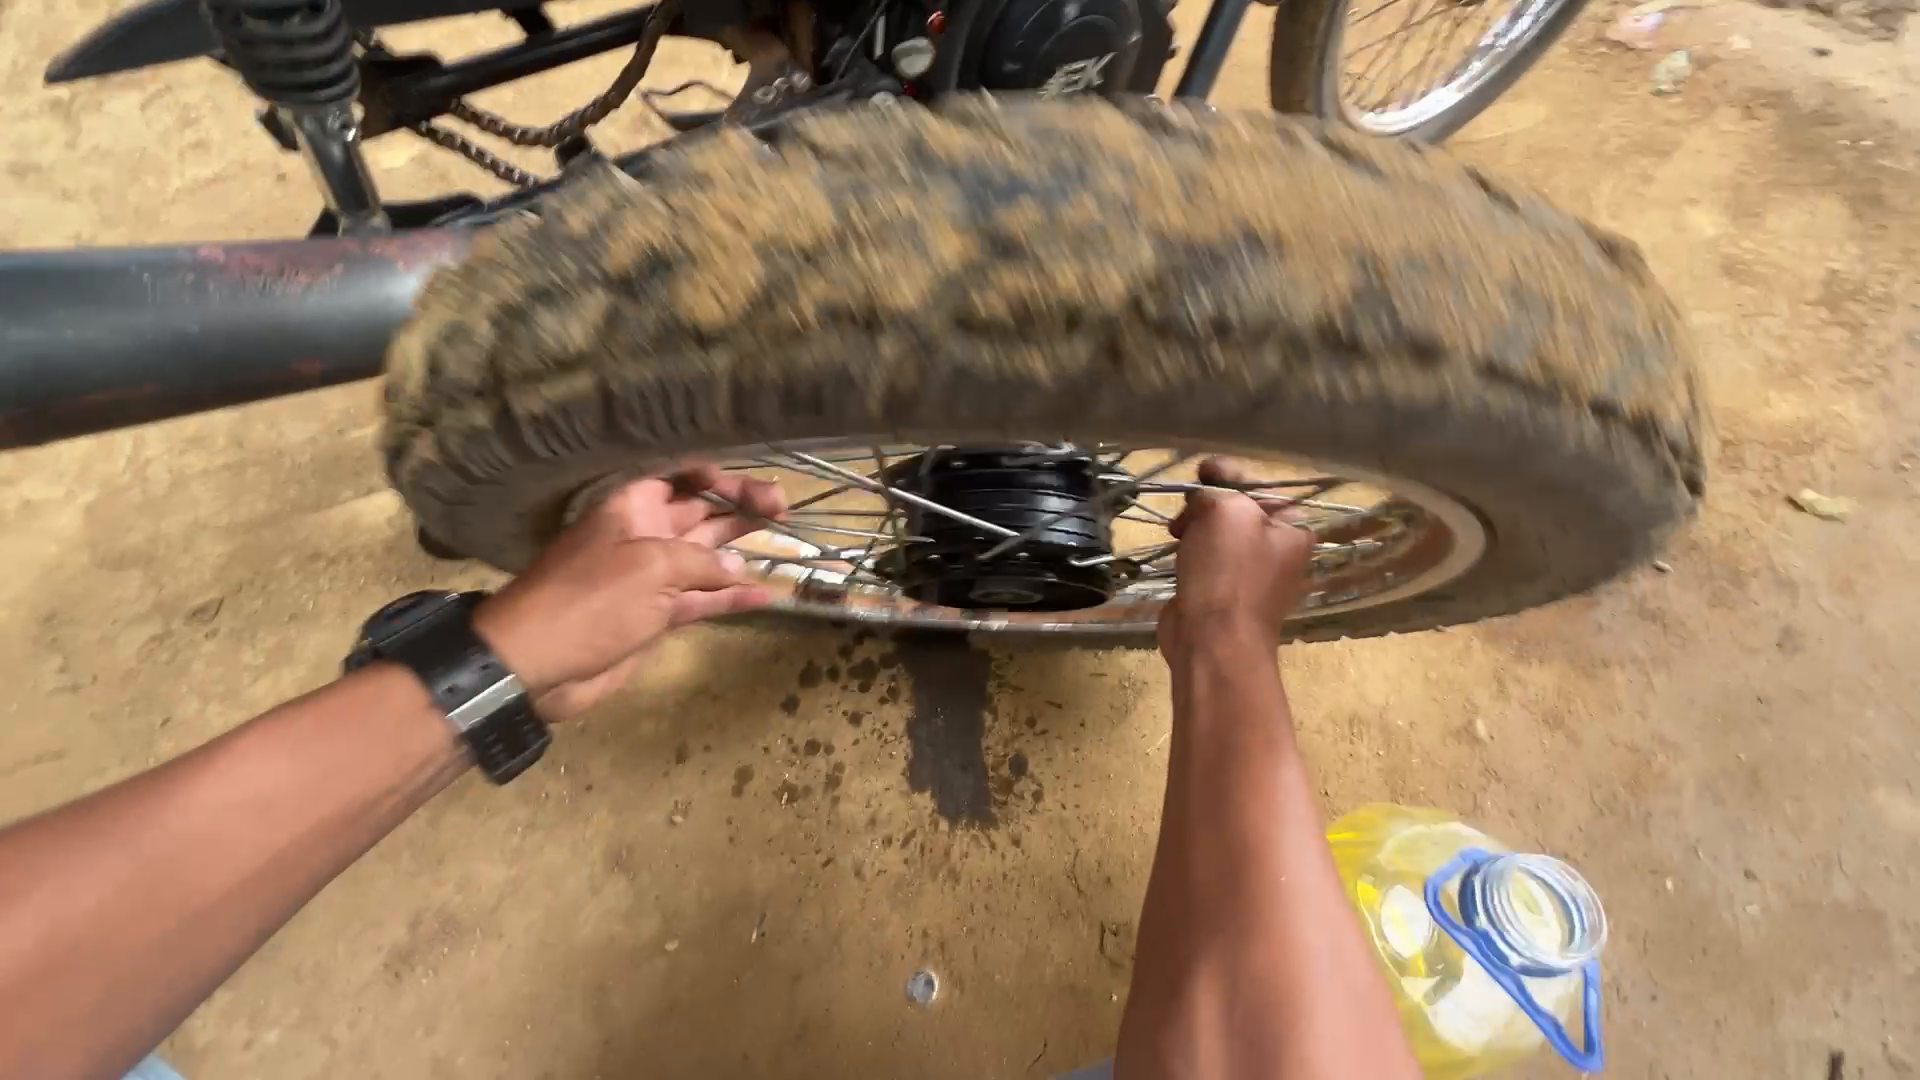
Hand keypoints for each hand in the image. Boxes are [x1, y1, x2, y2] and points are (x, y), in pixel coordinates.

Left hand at [473, 466, 785, 719]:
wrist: (536, 663)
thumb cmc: (591, 599)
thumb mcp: (651, 565)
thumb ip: (702, 560)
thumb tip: (736, 565)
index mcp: (632, 508)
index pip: (677, 477)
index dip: (712, 475)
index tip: (746, 486)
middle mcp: (645, 535)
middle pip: (699, 512)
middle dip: (739, 507)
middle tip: (782, 508)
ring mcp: (652, 577)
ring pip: (706, 555)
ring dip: (740, 549)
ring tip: (784, 540)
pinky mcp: (658, 615)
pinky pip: (702, 599)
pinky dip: (730, 597)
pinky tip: (765, 595)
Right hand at [1158, 458, 1314, 656]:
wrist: (1211, 640)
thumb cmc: (1227, 573)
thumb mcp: (1227, 512)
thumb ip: (1217, 491)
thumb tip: (1202, 497)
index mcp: (1293, 530)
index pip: (1262, 486)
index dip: (1231, 473)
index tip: (1201, 470)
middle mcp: (1276, 551)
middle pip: (1238, 509)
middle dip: (1208, 503)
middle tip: (1186, 509)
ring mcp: (1249, 574)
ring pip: (1218, 533)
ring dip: (1195, 527)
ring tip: (1177, 533)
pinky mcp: (1222, 591)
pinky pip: (1206, 558)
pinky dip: (1190, 551)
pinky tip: (1177, 553)